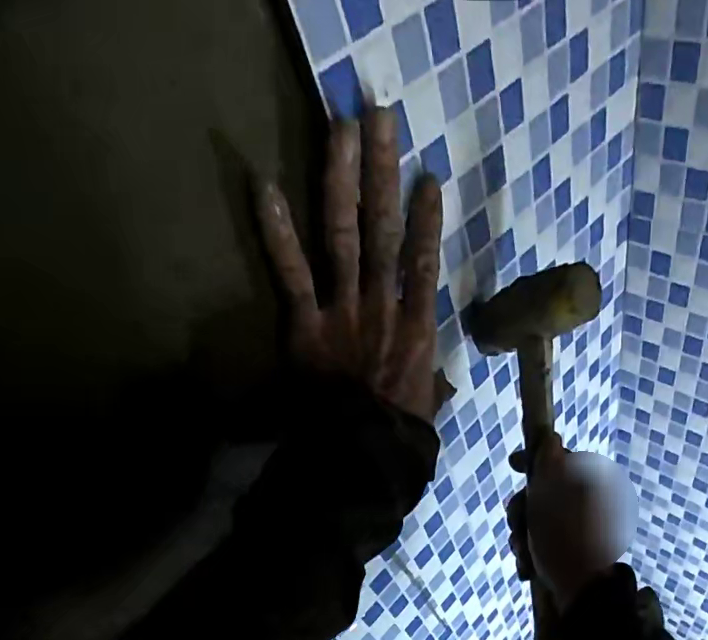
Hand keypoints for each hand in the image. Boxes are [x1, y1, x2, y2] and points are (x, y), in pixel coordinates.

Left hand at [255, 107, 445, 421]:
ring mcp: (344, 309)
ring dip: (342, 179)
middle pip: (384, 230)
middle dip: (383, 174)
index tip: (427, 179)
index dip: (426, 220)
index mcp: (417, 327)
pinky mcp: (308, 323)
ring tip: (341, 129)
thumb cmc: (400, 432)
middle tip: (381, 120)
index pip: (424, 262)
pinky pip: (293, 272)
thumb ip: (433, 384)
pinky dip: (278, 232)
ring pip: (344, 235)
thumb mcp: (429, 406)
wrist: (365, 452)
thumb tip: (440, 382)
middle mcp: (383, 305)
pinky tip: (266, 187)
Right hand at [506, 441, 617, 606]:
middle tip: (519, 529)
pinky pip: (544, 541)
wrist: (585, 597)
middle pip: (540, 492)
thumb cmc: (567, 546)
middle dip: (522, 512)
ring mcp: (579, 530)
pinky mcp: (572, 551)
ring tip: (523, 556)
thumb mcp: (552, 503)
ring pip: (537, 520)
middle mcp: (585, 504)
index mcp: (587, 487)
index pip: (559, 459)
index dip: (533, 458)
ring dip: (523, 537)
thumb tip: (551, 439)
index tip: (512, 464)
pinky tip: (529, 568)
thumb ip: (550, 468)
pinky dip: (532, 552)